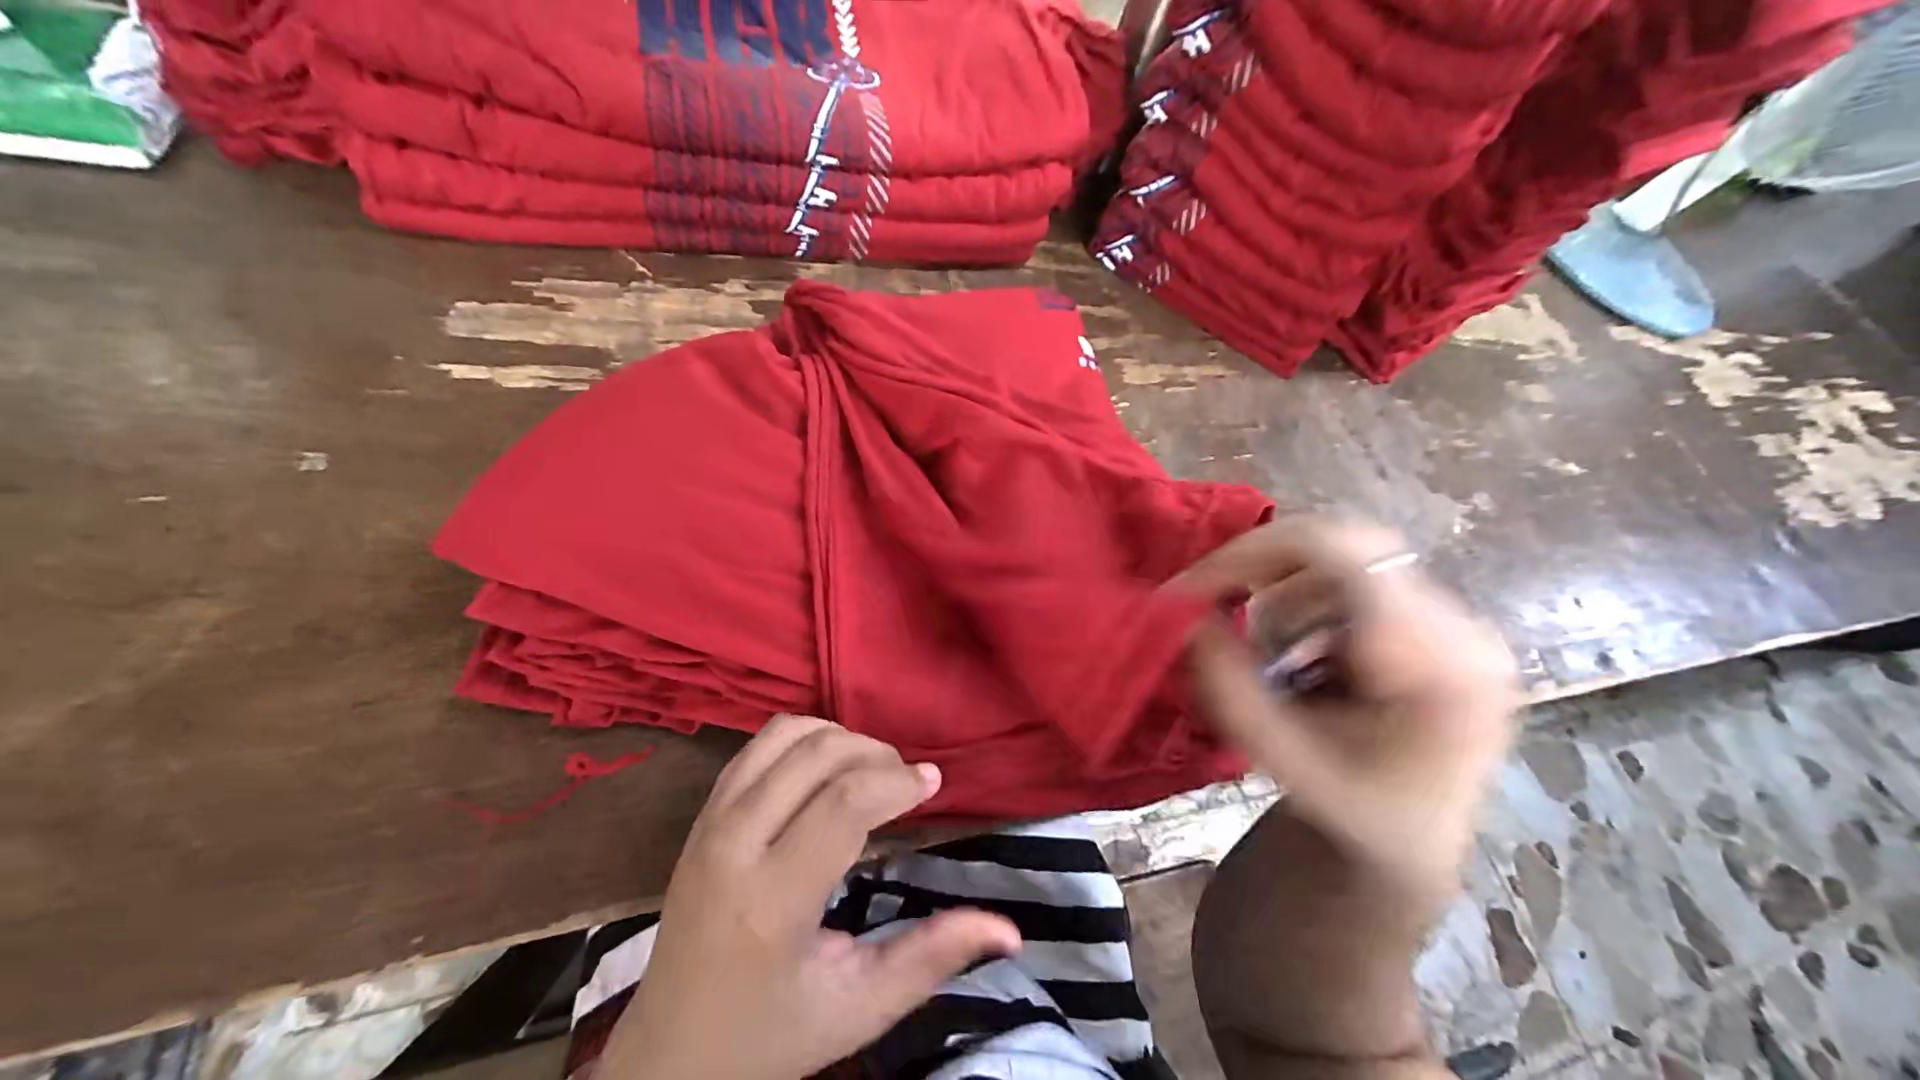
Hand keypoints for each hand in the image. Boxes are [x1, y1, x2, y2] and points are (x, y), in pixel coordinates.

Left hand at [602, 715, 1021, 1079]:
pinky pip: (756, 747)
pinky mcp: (700, 817)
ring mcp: (708, 824)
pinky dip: (802, 740)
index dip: (898, 781)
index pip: (844, 804)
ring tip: (870, 771)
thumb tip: (1010, 928)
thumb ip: (933, 958)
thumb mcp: (860, 1007)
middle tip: (906, 782)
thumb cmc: (771, 1035)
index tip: (934, 783)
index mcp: (774, 901)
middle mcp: (733, 846)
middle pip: (816, 755)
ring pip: (783, 735)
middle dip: (875, 754)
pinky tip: (827, 770)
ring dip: (838, 737)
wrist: (668, 1053)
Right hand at [1173, 517, 1517, 886]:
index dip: (1250, 557)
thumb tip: (1186, 615)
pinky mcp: (1432, 619)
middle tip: (1211, 604)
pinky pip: (1350, 577)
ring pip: (1340, 558)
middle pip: (1342, 544)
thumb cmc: (1355, 815)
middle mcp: (1462, 627)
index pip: (1341, 557)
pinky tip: (1297, 654)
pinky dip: (1300, 601)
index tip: (1189, 590)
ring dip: (1282, 595)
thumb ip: (1231, 690)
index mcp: (1441, 664)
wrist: (1408, 840)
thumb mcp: (1282, 760)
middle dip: (1261, 569)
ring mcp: (1454, 619)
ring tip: (1271, 659)